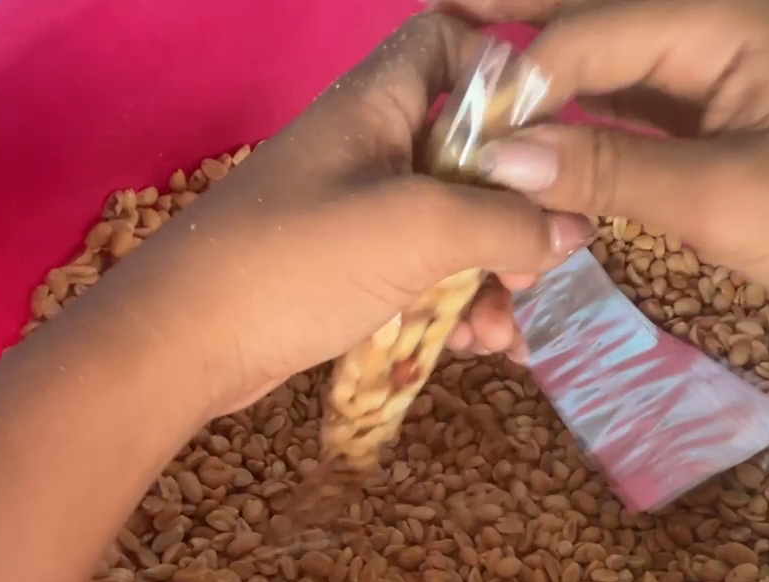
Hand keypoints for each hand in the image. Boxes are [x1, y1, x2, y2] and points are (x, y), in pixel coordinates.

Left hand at [66, 13, 590, 421]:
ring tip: (504, 336)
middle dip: (511, 216)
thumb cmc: (300, 262)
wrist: (192, 341)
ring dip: (485, 283)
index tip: (548, 143)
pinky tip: (474, 349)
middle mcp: (370, 152)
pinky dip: (449, 311)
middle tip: (534, 271)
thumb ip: (504, 223)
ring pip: (447, 232)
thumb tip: (576, 228)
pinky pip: (417, 280)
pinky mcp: (347, 276)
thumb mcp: (417, 230)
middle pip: (465, 159)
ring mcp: (357, 218)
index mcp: (378, 105)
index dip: (504, 78)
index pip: (449, 47)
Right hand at [445, 0, 768, 396]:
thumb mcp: (716, 199)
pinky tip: (550, 121)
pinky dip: (591, 111)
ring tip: (479, 75)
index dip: (516, 77)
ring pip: (617, 56)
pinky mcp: (725, 112)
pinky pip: (641, 99)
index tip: (454, 128)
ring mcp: (724, 67)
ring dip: (552, 70)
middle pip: (601, 15)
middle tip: (443, 25)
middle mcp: (720, 24)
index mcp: (725, 19)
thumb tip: (503, 160)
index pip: (591, 31)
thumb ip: (606, 171)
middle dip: (522, 24)